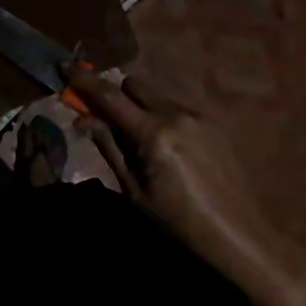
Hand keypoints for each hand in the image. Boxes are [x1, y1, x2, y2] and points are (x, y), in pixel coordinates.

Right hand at [67, 65, 276, 264]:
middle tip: (106, 118)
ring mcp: (198, 117)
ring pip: (156, 96)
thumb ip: (109, 147)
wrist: (241, 239)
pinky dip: (162, 119)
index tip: (65, 66)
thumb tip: (83, 119)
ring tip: (142, 143)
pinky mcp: (214, 126)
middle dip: (116, 94)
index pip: (109, 95)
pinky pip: (177, 110)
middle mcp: (176, 114)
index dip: (84, 79)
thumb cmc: (179, 224)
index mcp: (153, 132)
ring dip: (140, 108)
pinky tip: (170, 151)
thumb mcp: (134, 190)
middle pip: (134, 84)